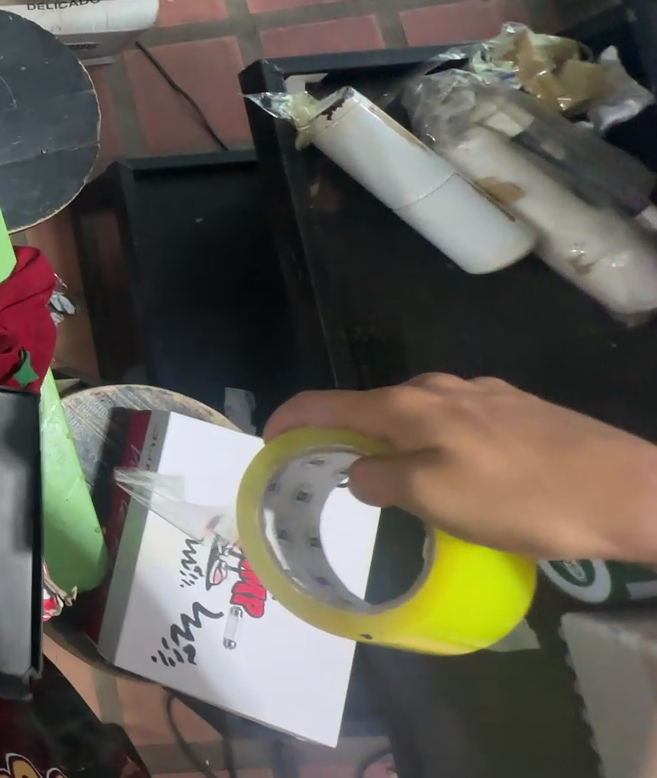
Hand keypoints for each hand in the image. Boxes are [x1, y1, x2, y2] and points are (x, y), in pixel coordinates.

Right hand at [267, 374, 656, 561]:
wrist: (647, 496)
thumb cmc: (526, 498)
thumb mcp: (433, 500)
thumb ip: (377, 480)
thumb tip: (358, 473)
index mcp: (402, 407)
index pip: (319, 403)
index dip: (286, 421)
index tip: (270, 443)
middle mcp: (433, 389)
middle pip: (367, 407)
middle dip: (345, 436)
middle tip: (344, 475)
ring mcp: (482, 394)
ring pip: (416, 415)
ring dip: (398, 441)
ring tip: (412, 479)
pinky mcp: (524, 409)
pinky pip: (459, 422)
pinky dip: (441, 442)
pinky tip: (470, 473)